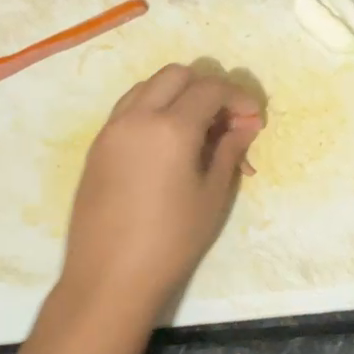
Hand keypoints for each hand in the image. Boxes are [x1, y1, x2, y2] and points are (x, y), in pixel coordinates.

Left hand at [59, 64, 263, 315]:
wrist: (109, 278)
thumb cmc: (171, 240)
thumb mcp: (212, 195)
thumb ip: (230, 150)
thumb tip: (245, 125)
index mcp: (170, 127)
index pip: (210, 89)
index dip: (238, 98)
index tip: (254, 120)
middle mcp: (137, 117)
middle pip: (177, 75)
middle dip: (207, 87)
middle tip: (227, 121)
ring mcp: (112, 129)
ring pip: (149, 86)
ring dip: (178, 94)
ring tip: (199, 130)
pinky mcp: (98, 146)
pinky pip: (130, 108)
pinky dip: (155, 108)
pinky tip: (170, 142)